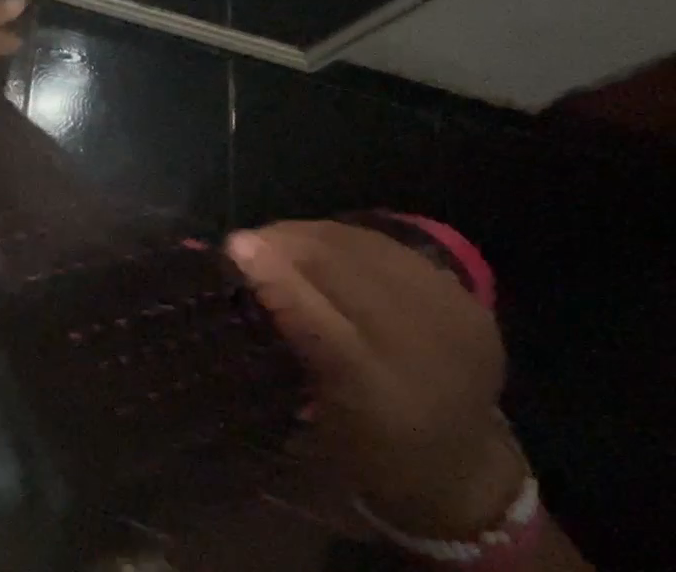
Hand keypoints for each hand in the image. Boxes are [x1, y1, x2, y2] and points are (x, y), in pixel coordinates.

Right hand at [227, 220, 526, 538]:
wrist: (453, 464)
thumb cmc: (362, 443)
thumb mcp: (311, 412)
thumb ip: (283, 340)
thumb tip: (242, 268)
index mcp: (377, 392)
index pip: (322, 322)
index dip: (276, 277)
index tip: (232, 245)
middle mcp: (425, 351)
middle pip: (347, 271)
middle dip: (286, 244)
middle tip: (243, 242)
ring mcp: (454, 319)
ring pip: (366, 249)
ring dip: (311, 236)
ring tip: (275, 240)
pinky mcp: (468, 300)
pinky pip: (391, 250)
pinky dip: (345, 241)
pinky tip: (319, 247)